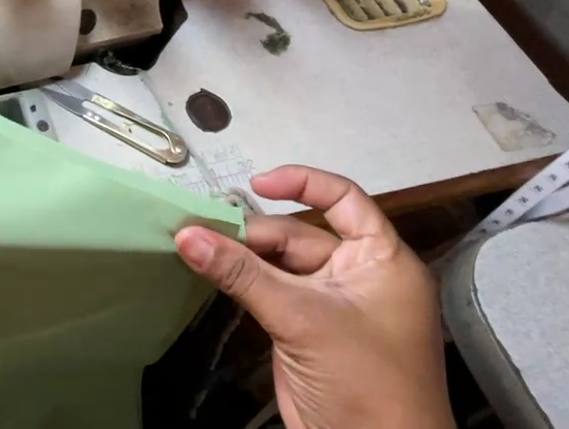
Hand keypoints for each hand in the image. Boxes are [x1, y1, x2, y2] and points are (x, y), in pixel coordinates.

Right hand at [175, 166, 453, 428]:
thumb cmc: (366, 384)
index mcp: (382, 261)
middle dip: (252, 231)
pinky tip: (209, 269)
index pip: (344, 199)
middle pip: (298, 232)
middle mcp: (360, 275)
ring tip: (197, 246)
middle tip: (204, 231)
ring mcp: (332, 304)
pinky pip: (270, 289)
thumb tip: (185, 234)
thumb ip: (241, 273)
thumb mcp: (302, 320)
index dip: (302, 183)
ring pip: (278, 261)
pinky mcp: (308, 329)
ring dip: (240, 255)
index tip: (256, 185)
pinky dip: (241, 279)